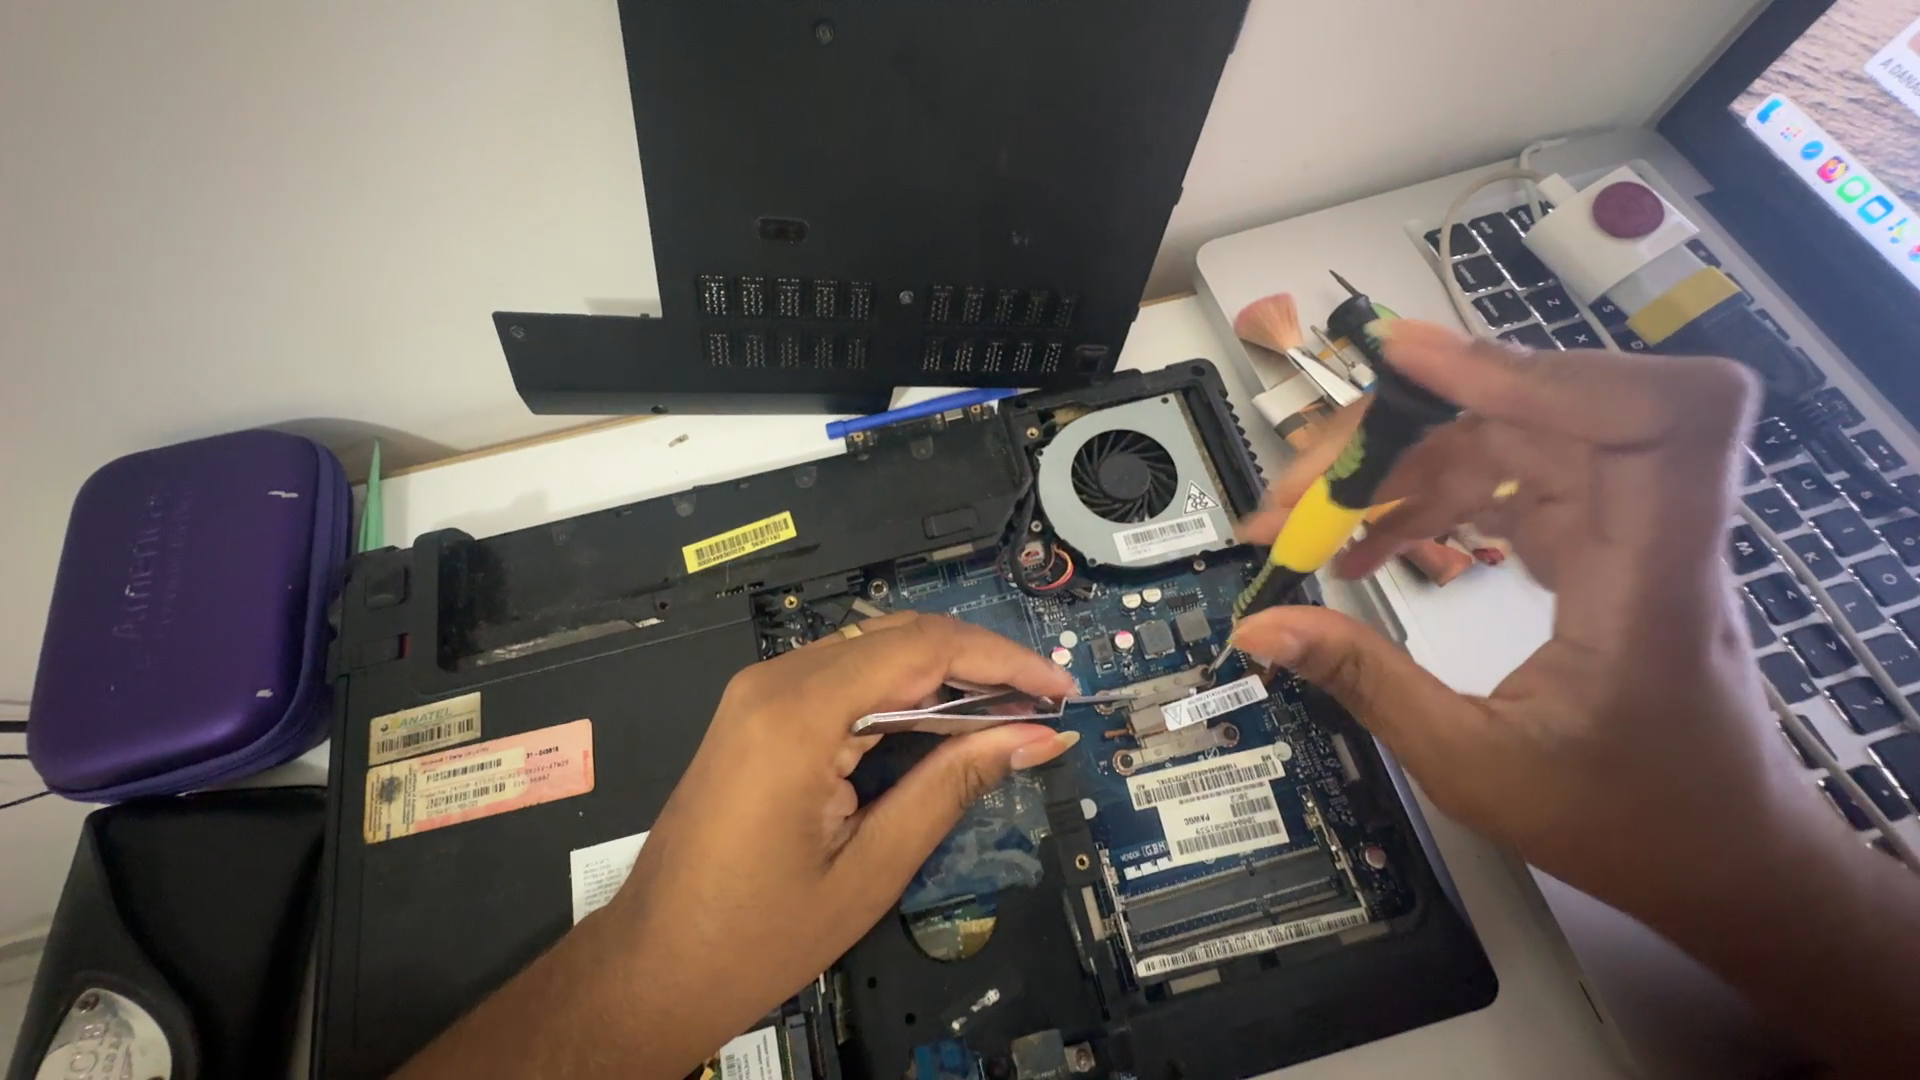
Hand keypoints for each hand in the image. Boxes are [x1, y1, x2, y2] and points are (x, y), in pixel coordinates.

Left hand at [606, 613, 1077, 1075]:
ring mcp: (762, 689)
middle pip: (901, 636)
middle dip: (980, 660)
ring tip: (1006, 710)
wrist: (653, 964)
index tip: (1056, 687)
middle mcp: (775, 681)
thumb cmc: (756, 937)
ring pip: (876, 647)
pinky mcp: (760, 706)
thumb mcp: (872, 867)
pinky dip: (903, 688)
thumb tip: (1033, 737)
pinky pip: (847, 673)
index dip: (1002, 658)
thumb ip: (954, 786)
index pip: (922, 650)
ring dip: (945, 672)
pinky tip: (943, 719)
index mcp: (798, 716)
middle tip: (1039, 702)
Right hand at [1234, 320, 1791, 895]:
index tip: (1406, 364)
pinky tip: (1361, 549)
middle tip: (1296, 490)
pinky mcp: (1589, 539)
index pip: (1649, 417)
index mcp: (1650, 583)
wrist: (1714, 851)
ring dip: (1392, 471)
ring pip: (1501, 442)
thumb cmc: (1620, 818)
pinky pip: (1497, 484)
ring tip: (1304, 524)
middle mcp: (1647, 532)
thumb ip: (1361, 681)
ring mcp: (1619, 528)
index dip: (1532, 368)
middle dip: (1396, 437)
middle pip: (1528, 417)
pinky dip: (1419, 503)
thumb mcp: (1469, 763)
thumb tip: (1261, 624)